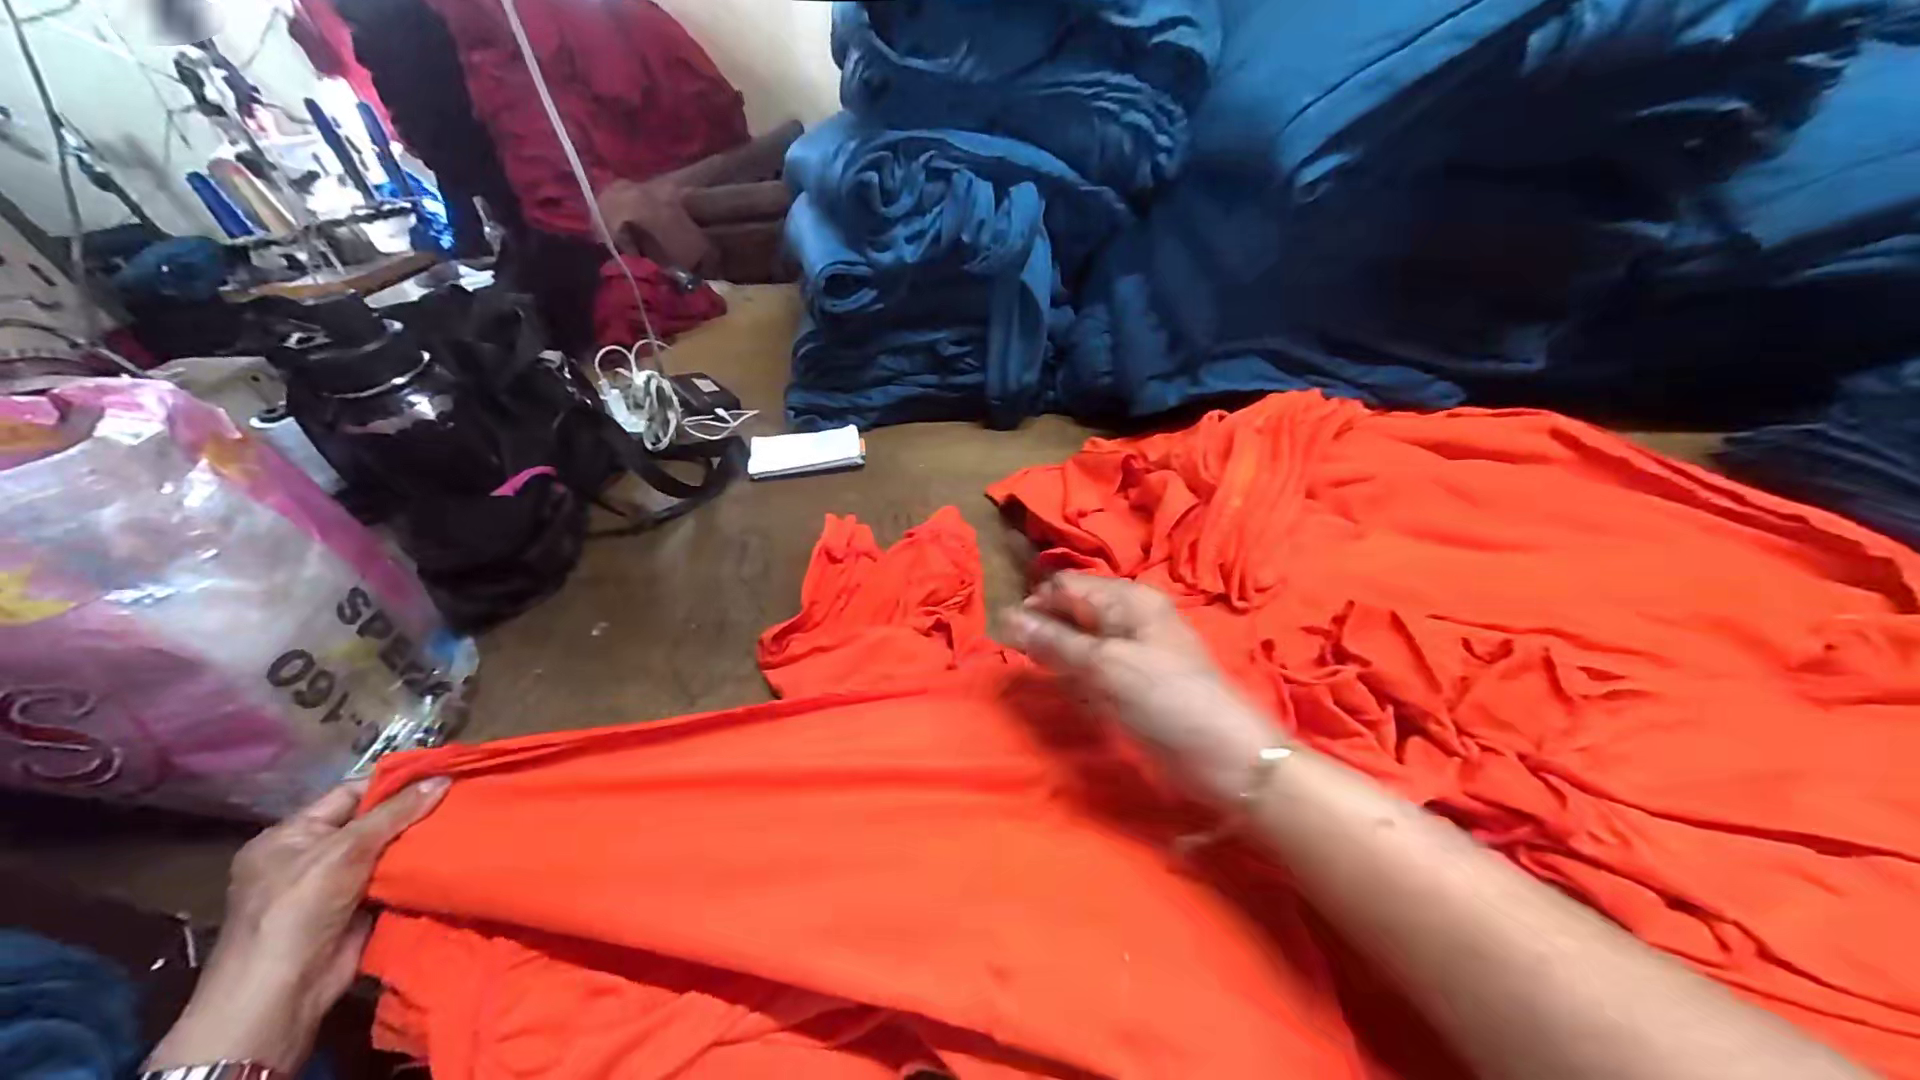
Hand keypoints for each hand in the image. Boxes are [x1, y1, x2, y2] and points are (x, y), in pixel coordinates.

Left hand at [144, 777, 449, 1073]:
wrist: (284, 991)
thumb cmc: (297, 910)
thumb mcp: (343, 851)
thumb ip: (394, 813)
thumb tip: (443, 778)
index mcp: (291, 836)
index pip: (350, 794)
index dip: (395, 780)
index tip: (442, 769)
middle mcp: (314, 854)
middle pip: (374, 819)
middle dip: (416, 807)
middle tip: (463, 789)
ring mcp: (338, 882)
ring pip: (391, 846)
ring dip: (423, 835)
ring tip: (467, 814)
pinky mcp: (363, 904)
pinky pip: (398, 873)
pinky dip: (423, 862)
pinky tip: (455, 847)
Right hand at [1001, 573, 1286, 805]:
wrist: (1225, 756)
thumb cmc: (1164, 698)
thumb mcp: (1104, 665)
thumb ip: (1055, 640)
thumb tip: (1007, 616)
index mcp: (1126, 599)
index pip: (1066, 586)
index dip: (1036, 604)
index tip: (1010, 635)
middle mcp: (1128, 617)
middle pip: (1072, 612)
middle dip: (1046, 632)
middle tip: (1028, 663)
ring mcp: (1132, 651)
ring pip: (1080, 644)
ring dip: (1060, 660)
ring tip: (1053, 681)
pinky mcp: (1133, 682)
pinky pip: (1094, 671)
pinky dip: (1079, 681)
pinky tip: (1074, 696)